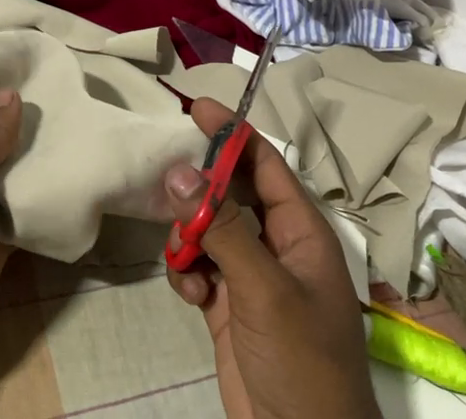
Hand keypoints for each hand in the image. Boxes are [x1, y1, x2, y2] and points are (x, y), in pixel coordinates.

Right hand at [163, 98, 380, 418]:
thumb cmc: (302, 358)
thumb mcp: (264, 289)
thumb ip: (222, 226)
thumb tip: (180, 170)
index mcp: (301, 230)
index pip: (266, 164)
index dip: (233, 135)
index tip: (196, 107)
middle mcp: (276, 245)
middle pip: (230, 193)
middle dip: (198, 189)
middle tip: (163, 183)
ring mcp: (251, 275)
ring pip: (207, 229)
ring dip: (188, 239)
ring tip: (186, 263)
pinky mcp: (228, 304)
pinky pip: (198, 266)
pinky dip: (187, 274)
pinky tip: (192, 297)